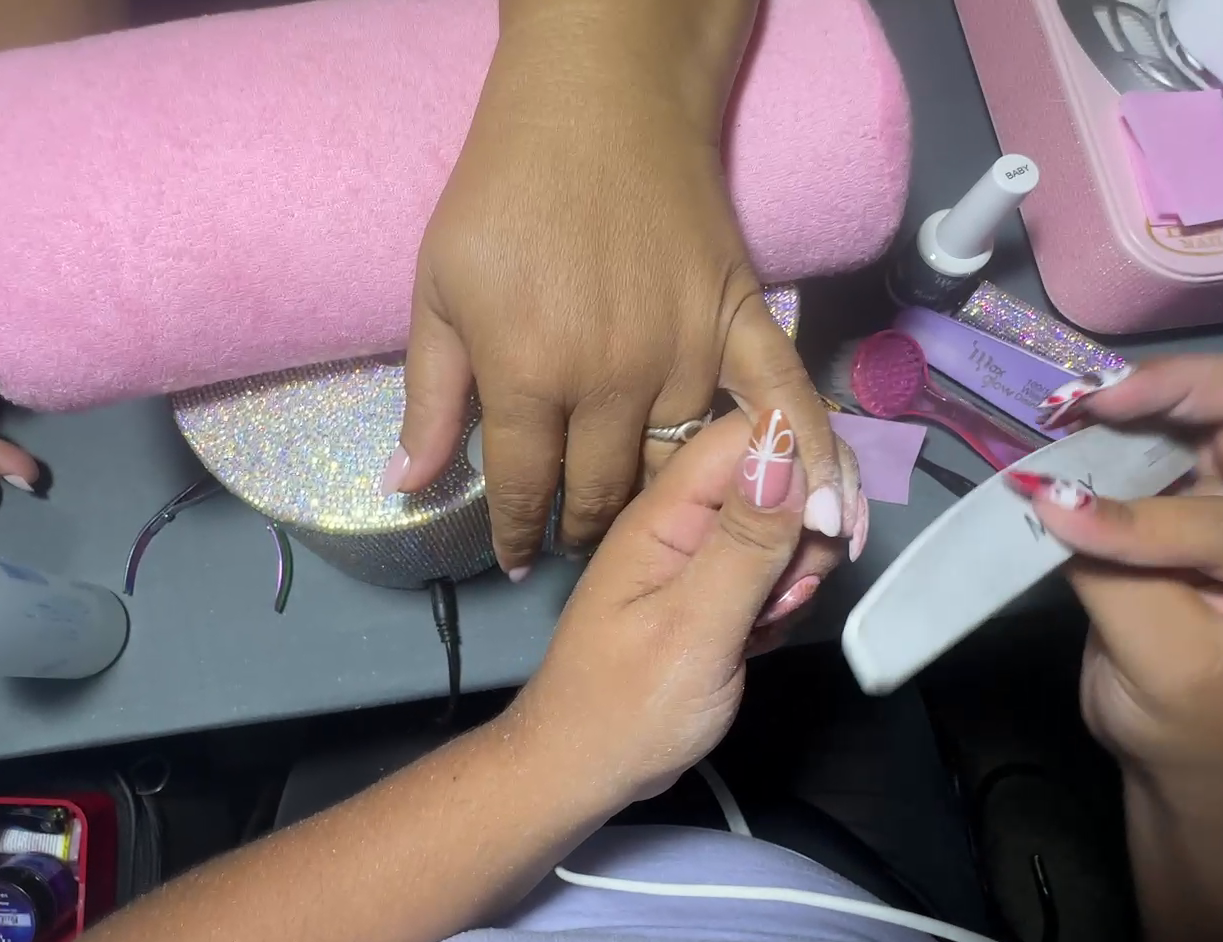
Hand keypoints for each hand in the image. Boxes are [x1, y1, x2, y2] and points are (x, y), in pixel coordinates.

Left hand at [390, 4, 857, 579]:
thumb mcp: (437, 295)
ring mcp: (686, 355)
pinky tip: (816, 514)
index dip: (517, 533)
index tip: (518, 561)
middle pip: (599, 492)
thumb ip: (429, 401)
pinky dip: (800, 461)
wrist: (596, 100)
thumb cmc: (502, 197)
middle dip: (578, 526)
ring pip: (670, 466)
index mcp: (529, 373)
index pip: (523, 488)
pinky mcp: (740, 324)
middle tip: (570, 536)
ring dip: (650, 502)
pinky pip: (779, 404)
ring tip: (637, 518)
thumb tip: (405, 487)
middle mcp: (611, 380)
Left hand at [510, 409, 839, 803]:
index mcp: (665, 513)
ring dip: (797, 571)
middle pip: (777, 474)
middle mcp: (682, 521)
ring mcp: (698, 555)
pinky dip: (782, 600)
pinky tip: (757, 638)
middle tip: (792, 590)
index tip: (834, 524)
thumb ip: (745, 543)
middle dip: (809, 527)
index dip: (804, 458)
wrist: (587, 766)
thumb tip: (786, 447)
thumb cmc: (628, 707)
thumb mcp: (694, 627)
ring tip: (763, 624)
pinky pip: (772, 570)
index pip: (746, 433)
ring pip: (783, 526)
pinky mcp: (713, 588)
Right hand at [1018, 355, 1222, 815]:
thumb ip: (1118, 578)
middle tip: (1096, 393)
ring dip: (1144, 405)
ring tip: (1070, 404)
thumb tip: (1050, 500)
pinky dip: (1108, 444)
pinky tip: (1065, 436)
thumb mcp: (1171, 670)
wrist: (1207, 780)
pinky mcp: (1184, 529)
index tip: (1046, 507)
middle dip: (1186, 391)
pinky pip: (1154, 469)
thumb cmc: (1208, 739)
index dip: (1141, 518)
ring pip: (1215, 429)